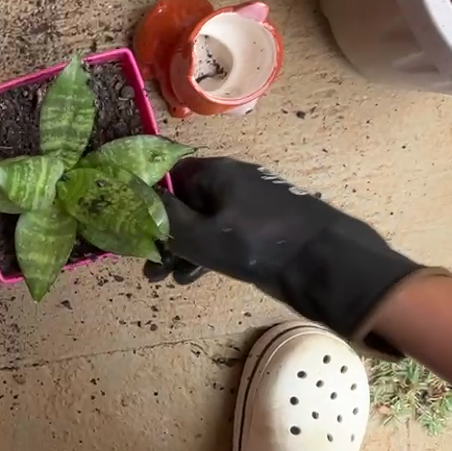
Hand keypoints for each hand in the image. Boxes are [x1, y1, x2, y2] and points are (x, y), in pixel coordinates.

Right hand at [147, 157, 442, 349]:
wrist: (325, 263)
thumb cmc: (258, 244)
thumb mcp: (201, 234)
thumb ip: (163, 217)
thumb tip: (131, 196)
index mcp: (216, 172)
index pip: (166, 174)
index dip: (143, 197)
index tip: (127, 222)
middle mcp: (229, 182)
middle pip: (181, 202)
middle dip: (159, 232)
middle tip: (145, 261)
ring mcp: (244, 206)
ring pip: (198, 223)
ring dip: (178, 249)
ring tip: (164, 277)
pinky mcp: (256, 229)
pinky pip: (218, 236)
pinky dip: (201, 254)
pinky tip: (189, 278)